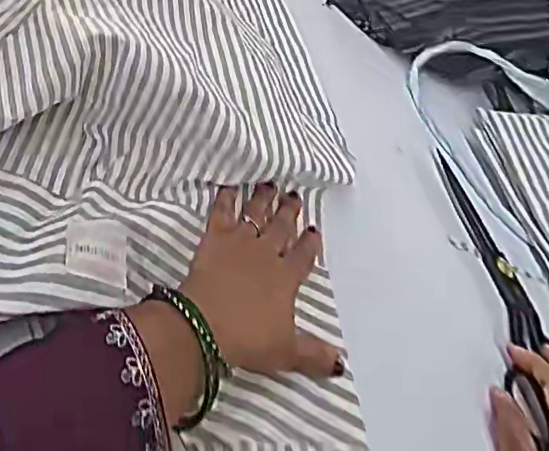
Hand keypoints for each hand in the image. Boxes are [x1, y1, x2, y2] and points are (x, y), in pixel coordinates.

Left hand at [183, 183, 343, 377]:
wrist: (206, 323)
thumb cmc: (247, 338)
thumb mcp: (286, 352)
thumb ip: (315, 355)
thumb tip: (342, 364)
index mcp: (285, 278)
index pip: (303, 255)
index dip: (309, 242)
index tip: (314, 230)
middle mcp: (266, 253)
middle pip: (281, 227)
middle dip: (289, 211)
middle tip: (294, 195)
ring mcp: (240, 241)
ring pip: (256, 213)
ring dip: (263, 198)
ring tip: (269, 184)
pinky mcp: (216, 236)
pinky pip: (223, 210)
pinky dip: (227, 196)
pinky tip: (230, 186)